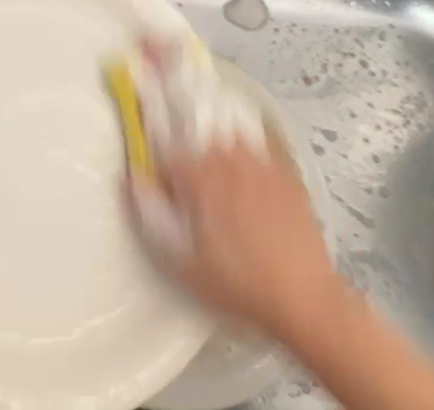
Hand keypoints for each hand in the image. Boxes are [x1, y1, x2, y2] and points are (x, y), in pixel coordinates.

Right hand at [130, 140, 351, 342]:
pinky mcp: (288, 170)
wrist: (304, 297)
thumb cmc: (237, 283)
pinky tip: (254, 169)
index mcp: (197, 175)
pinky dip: (254, 148)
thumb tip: (129, 179)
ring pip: (230, 135)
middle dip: (190, 152)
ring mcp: (262, 160)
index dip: (161, 163)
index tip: (163, 183)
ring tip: (224, 179)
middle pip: (199, 137)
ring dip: (221, 148)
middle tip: (194, 185)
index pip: (165, 147)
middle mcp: (227, 157)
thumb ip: (150, 215)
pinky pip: (265, 143)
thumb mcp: (182, 261)